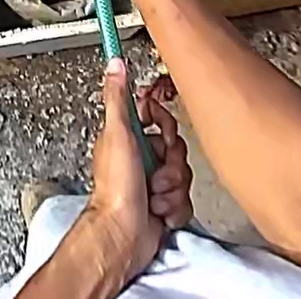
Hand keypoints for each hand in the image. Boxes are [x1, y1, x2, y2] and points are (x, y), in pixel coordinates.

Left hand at [82, 61, 194, 285]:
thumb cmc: (116, 188)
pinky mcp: (164, 204)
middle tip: (156, 176)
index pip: (160, 117)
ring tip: (154, 197)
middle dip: (171, 167)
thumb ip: (117, 96)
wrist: (123, 237)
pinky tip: (159, 213)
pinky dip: (174, 209)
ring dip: (172, 190)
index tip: (161, 136)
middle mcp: (142, 155)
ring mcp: (153, 181)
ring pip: (183, 175)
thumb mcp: (116, 132)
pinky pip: (185, 201)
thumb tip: (115, 62)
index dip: (165, 126)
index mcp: (129, 135)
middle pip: (177, 149)